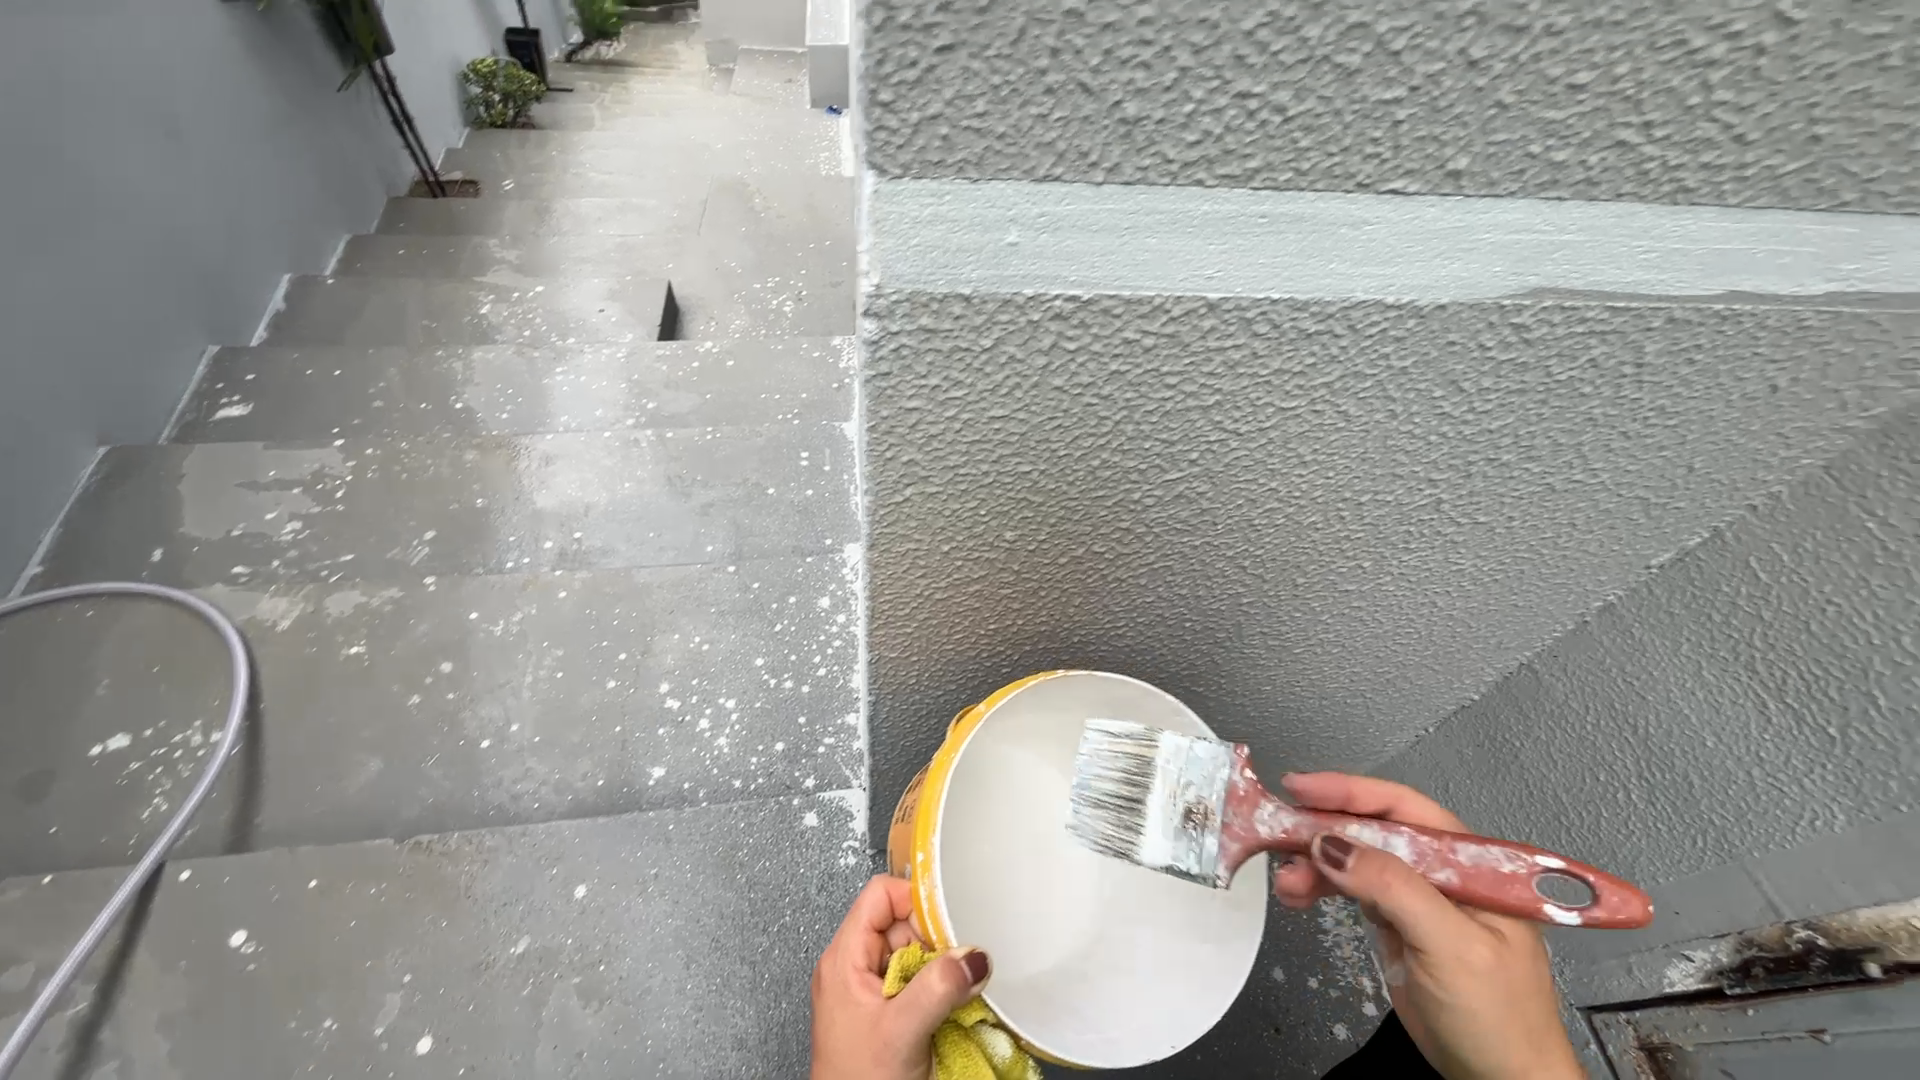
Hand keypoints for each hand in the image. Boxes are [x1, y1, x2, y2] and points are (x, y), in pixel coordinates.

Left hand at [810, 875, 992, 1079]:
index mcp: (844, 957)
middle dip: (934, 939)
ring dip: (938, 967)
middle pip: (900, 922)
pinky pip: (915, 980)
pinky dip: (936, 988)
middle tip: (956, 964)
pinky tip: (948, 1006)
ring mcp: (868, 989)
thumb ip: (938, 988)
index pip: (880, 896)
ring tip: (953, 990)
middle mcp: (853, 966)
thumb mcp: (901, 1031)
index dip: (915, 900)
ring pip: (912, 952)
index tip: (948, 920)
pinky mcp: (884, 1011)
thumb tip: (974, 955)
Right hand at [1272, 773, 1582, 1079]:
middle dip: (1321, 830)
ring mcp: (1416, 895)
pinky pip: (1349, 888)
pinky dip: (1318, 886)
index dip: (1349, 792)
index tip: (1299, 788)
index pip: (1401, 809)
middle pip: (1369, 829)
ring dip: (1313, 863)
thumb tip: (1330, 844)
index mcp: (1468, 863)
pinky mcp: (1395, 921)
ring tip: (1285, 881)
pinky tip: (1296, 893)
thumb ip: (1393, 888)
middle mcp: (1439, 870)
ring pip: (1353, 858)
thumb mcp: (1450, 945)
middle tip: (1278, 835)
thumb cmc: (1499, 1018)